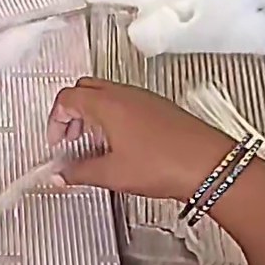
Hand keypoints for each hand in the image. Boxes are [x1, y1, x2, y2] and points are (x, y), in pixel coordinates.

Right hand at [47, 78, 236, 201]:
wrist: (209, 166)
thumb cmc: (165, 164)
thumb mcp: (111, 174)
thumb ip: (78, 172)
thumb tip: (60, 174)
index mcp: (107, 105)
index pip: (67, 98)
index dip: (55, 121)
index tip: (56, 142)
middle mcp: (124, 95)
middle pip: (84, 89)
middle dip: (70, 113)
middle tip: (69, 139)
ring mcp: (143, 99)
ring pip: (105, 95)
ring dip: (90, 116)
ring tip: (92, 145)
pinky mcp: (157, 108)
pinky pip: (124, 103)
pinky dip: (111, 118)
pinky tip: (117, 145)